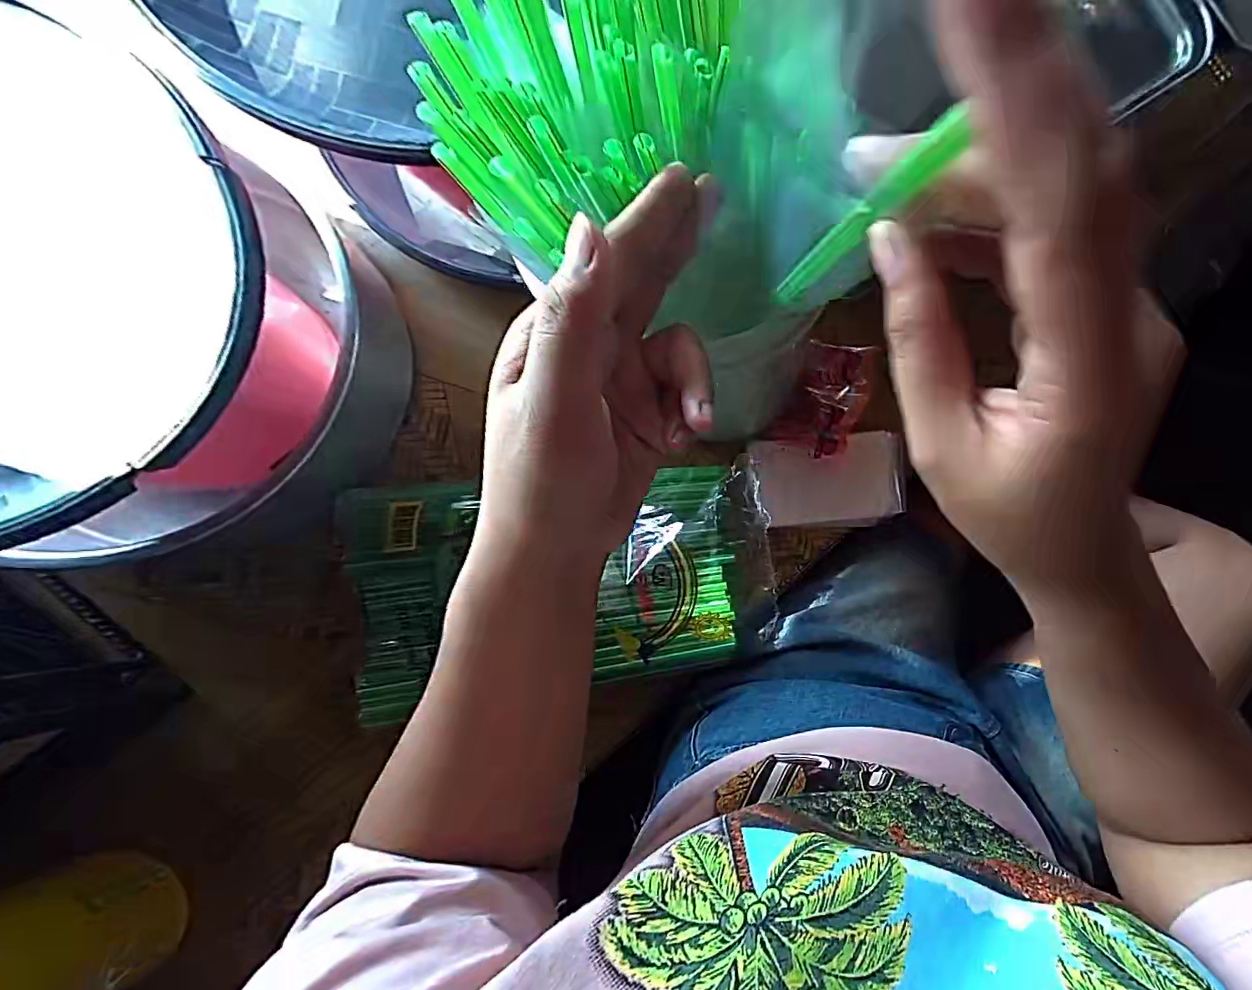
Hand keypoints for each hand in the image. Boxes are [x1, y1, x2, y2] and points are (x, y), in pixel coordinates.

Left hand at [476, 166, 715, 575]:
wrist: (557, 547)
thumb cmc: (540, 478)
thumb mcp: (552, 399)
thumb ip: (572, 318)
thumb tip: (591, 230)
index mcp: (558, 331)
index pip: (609, 263)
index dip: (646, 220)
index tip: (681, 179)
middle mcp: (592, 346)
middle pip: (643, 284)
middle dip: (676, 245)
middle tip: (711, 197)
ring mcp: (623, 381)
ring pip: (679, 350)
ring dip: (694, 381)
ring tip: (690, 421)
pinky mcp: (649, 414)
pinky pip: (686, 391)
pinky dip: (693, 409)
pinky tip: (684, 438)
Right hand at [870, 0, 1180, 595]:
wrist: (1085, 551)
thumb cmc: (1011, 520)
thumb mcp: (941, 450)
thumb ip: (916, 342)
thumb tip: (890, 239)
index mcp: (1085, 366)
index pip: (1061, 209)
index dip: (1017, 106)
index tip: (970, 15)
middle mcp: (1130, 316)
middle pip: (1082, 171)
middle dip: (1009, 88)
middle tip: (941, 21)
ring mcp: (1132, 304)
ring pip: (1073, 190)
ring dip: (986, 154)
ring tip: (890, 163)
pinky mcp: (1115, 302)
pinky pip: (1063, 227)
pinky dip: (999, 201)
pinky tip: (938, 208)